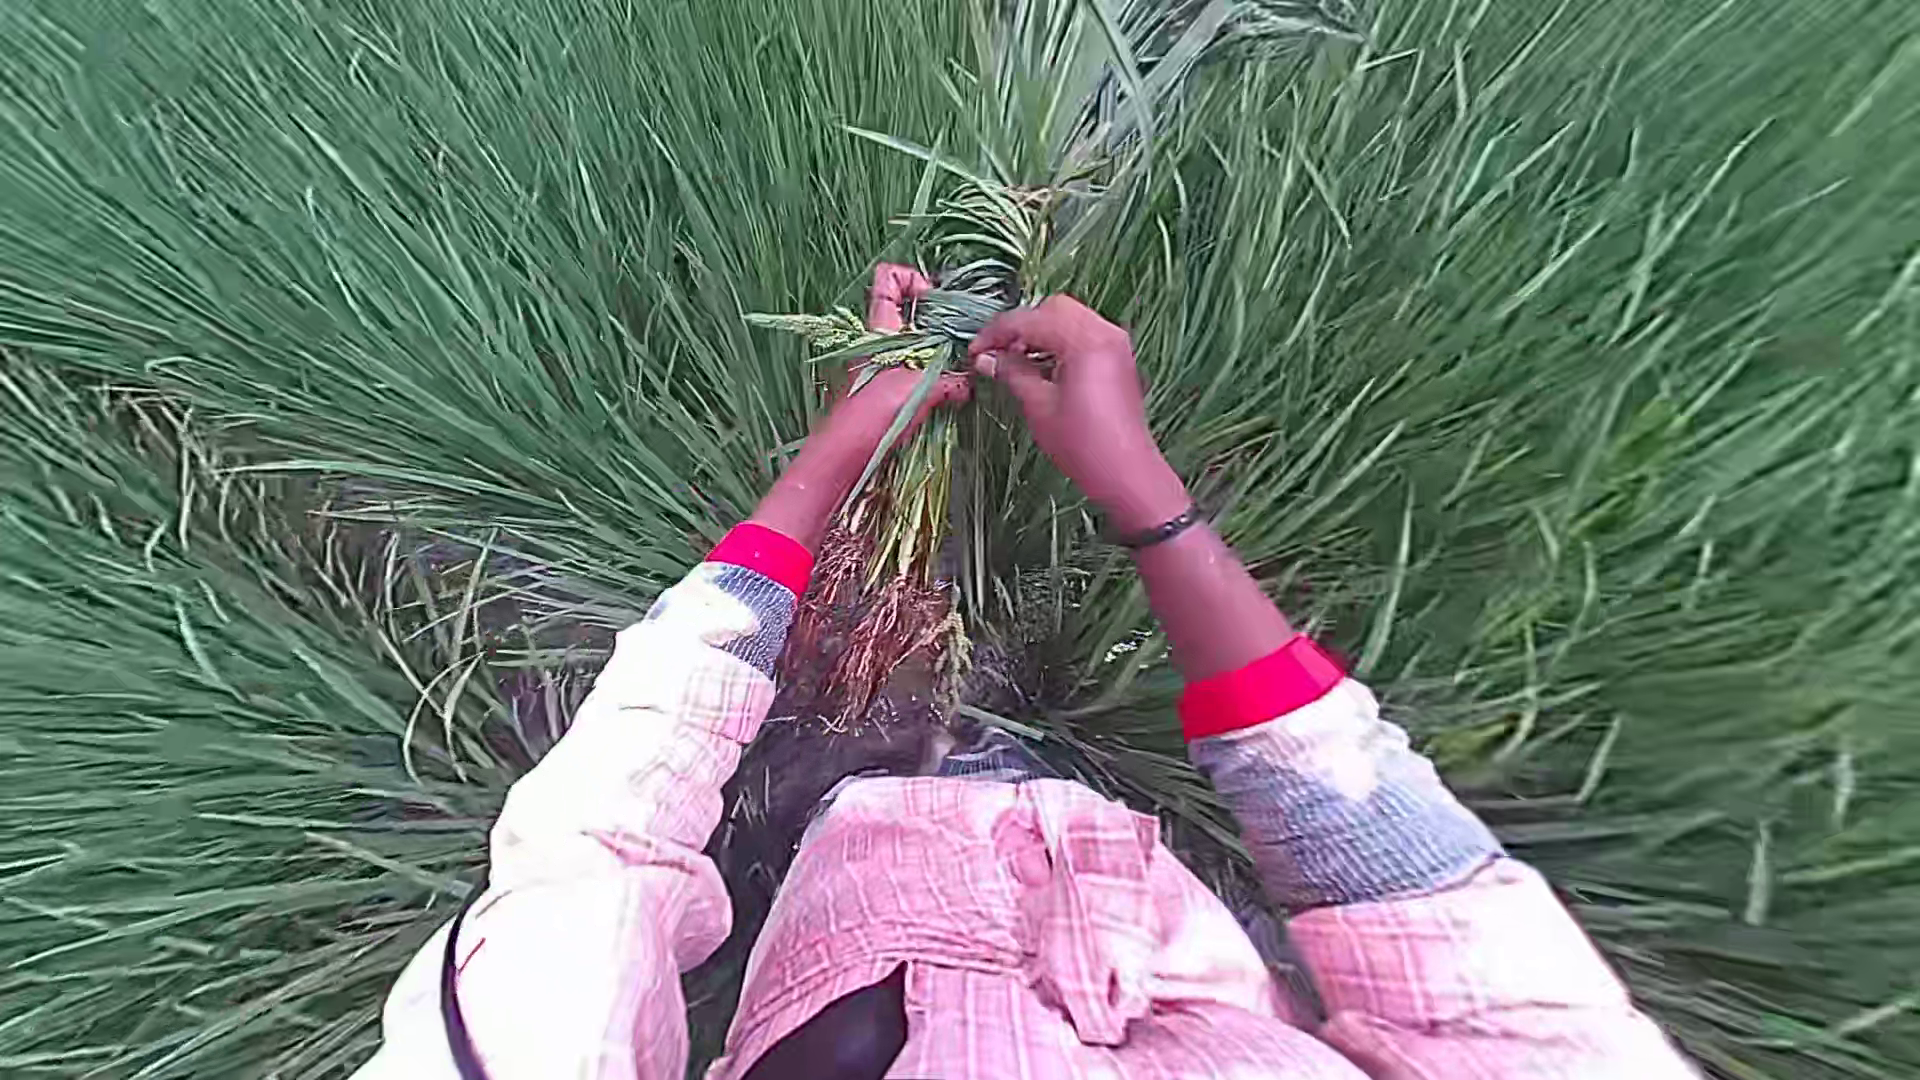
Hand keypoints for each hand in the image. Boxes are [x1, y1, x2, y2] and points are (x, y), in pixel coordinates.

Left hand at [830, 261, 966, 456]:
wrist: (846, 455)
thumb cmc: (873, 414)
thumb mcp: (917, 390)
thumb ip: (949, 380)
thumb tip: (968, 383)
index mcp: (880, 329)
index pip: (889, 279)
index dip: (915, 280)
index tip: (938, 303)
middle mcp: (879, 344)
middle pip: (911, 315)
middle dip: (940, 325)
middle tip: (962, 342)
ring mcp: (882, 369)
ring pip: (917, 347)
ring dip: (941, 356)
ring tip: (961, 371)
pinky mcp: (887, 394)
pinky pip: (916, 376)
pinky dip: (934, 380)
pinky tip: (949, 396)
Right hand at [968, 295, 1188, 531]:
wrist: (1125, 473)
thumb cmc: (1083, 445)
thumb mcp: (1039, 407)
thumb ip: (1012, 373)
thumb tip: (988, 359)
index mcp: (1084, 341)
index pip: (1031, 319)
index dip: (998, 332)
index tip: (977, 349)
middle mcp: (1104, 333)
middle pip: (1053, 309)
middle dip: (1021, 326)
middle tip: (996, 351)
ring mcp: (1115, 345)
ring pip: (1069, 318)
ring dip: (1040, 333)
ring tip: (1014, 361)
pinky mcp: (1118, 360)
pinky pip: (1084, 335)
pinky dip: (1059, 342)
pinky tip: (1040, 366)